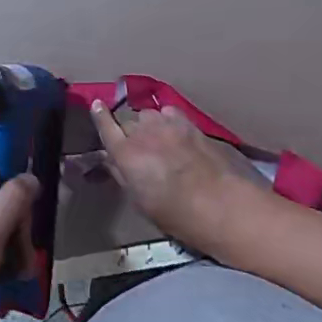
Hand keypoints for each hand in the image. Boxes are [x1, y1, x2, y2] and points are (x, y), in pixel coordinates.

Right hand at [89, 101, 262, 249]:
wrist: (224, 205)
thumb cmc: (178, 215)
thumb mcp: (140, 202)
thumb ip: (122, 175)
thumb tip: (112, 160)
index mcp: (126, 154)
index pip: (105, 126)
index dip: (99, 115)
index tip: (96, 105)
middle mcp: (143, 132)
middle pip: (127, 123)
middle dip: (127, 133)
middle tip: (135, 149)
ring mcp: (168, 124)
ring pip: (148, 115)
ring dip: (147, 126)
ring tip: (155, 140)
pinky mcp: (189, 123)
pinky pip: (169, 113)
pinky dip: (166, 120)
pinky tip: (173, 132)